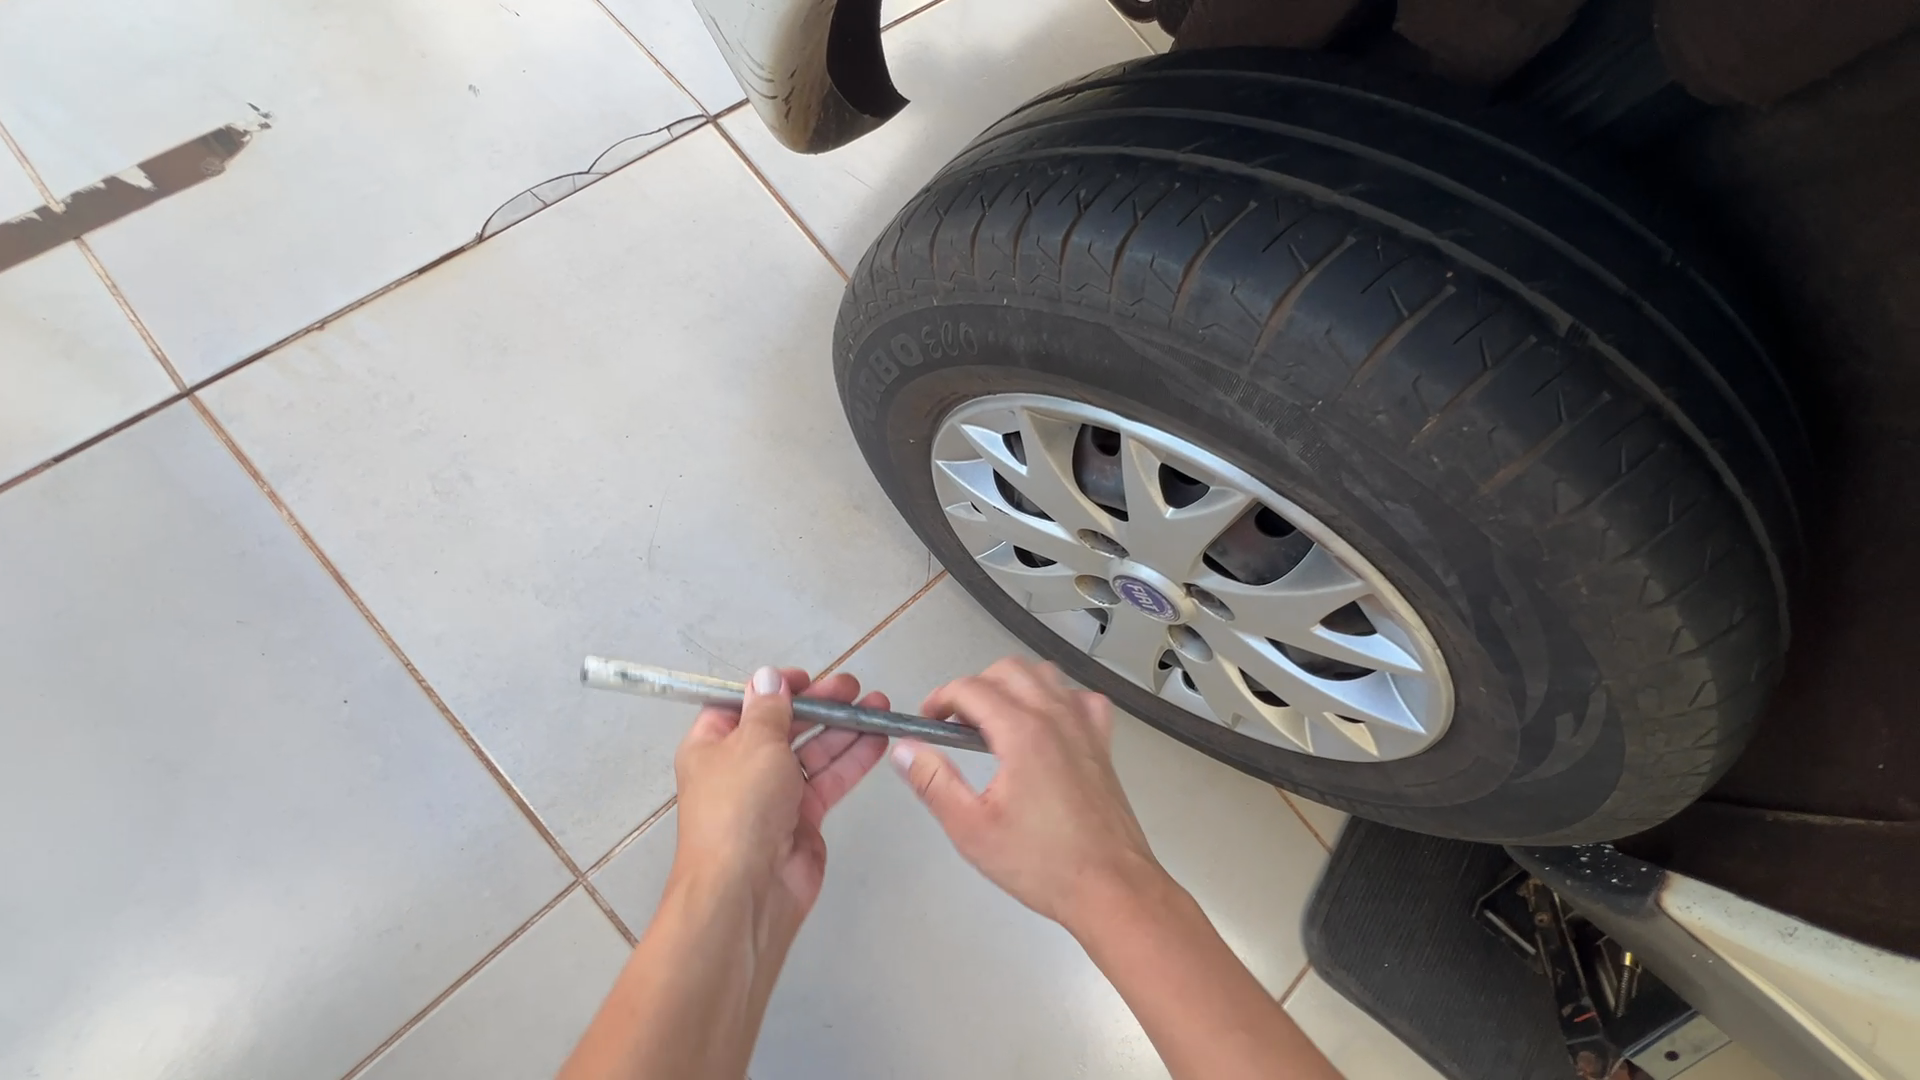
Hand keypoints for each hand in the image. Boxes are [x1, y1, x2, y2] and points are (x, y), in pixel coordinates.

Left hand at [671, 666, 889, 927]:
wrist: (746, 890)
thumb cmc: (739, 806)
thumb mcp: (753, 743)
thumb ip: (769, 707)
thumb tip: (769, 677)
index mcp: (713, 745)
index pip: (743, 705)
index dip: (774, 688)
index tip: (806, 679)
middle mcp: (742, 767)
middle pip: (785, 725)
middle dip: (820, 705)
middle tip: (853, 687)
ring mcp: (775, 793)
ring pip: (814, 750)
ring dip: (845, 727)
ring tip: (879, 705)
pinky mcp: (804, 816)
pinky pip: (830, 778)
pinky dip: (853, 758)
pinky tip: (878, 739)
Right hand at [893, 657, 1165, 930]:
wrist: (1112, 888)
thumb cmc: (1040, 862)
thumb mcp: (971, 829)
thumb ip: (933, 782)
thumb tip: (904, 748)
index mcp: (1021, 731)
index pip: (970, 688)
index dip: (940, 699)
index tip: (927, 723)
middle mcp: (1055, 715)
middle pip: (1007, 670)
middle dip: (974, 687)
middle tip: (956, 725)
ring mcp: (1085, 725)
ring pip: (1044, 675)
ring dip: (1013, 686)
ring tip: (994, 723)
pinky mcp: (1103, 742)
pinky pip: (1079, 698)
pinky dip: (1056, 699)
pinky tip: (1045, 727)